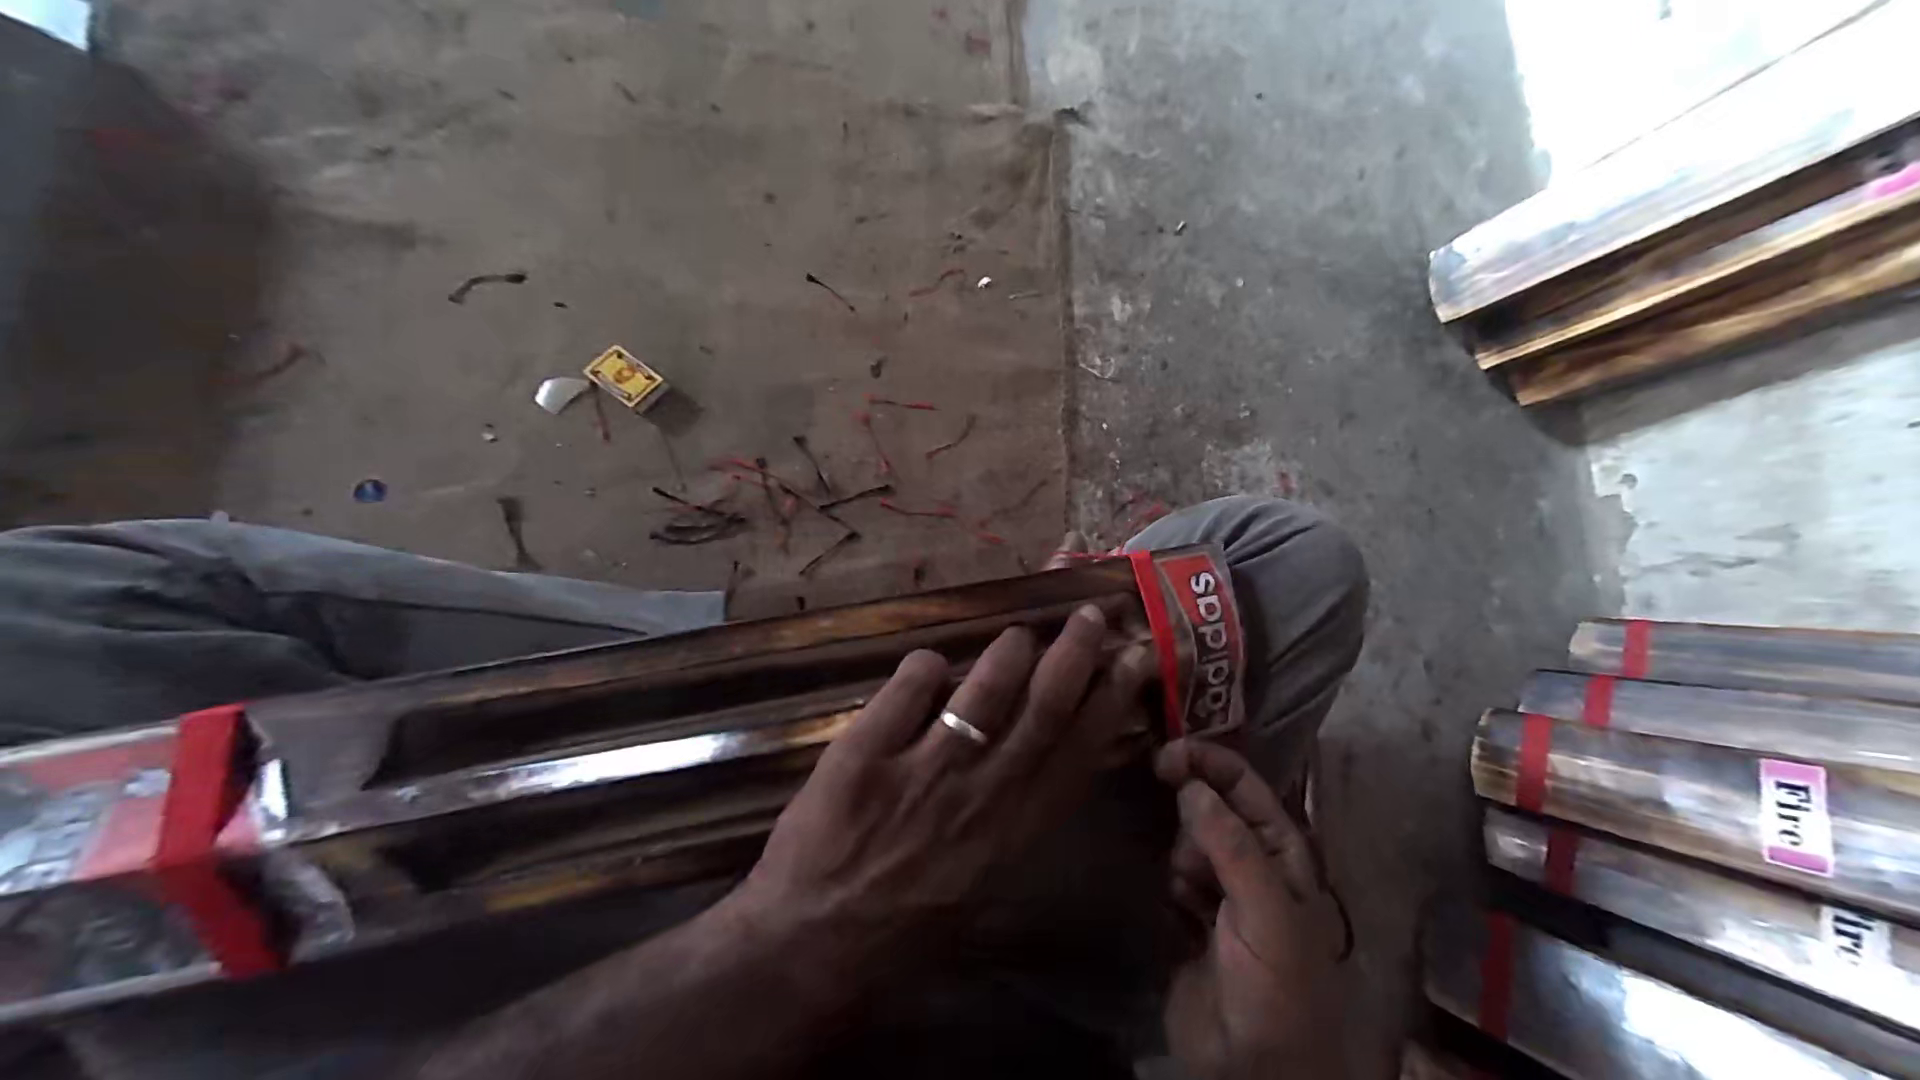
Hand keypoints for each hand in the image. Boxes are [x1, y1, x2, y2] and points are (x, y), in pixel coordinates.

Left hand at [723, 604, 1154, 985]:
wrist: (810, 944)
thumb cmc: (903, 922)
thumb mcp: (981, 882)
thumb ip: (1014, 819)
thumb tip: (1041, 755)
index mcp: (1014, 830)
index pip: (1078, 751)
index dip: (1110, 699)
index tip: (1131, 659)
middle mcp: (980, 795)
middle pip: (1043, 709)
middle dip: (1075, 654)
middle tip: (1091, 615)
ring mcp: (922, 772)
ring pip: (984, 691)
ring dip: (1009, 652)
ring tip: (1018, 634)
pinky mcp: (864, 755)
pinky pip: (908, 689)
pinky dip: (924, 667)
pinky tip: (928, 666)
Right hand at [1156, 739, 1349, 1079]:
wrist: (1254, 1068)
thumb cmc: (1277, 987)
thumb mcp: (1267, 912)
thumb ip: (1232, 845)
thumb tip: (1192, 785)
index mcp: (1285, 853)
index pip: (1245, 785)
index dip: (1209, 761)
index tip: (1166, 755)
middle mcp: (1254, 861)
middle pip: (1212, 805)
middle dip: (1189, 808)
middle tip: (1178, 834)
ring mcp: (1222, 888)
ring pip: (1188, 837)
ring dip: (1181, 852)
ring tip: (1187, 890)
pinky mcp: (1190, 913)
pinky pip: (1172, 872)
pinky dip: (1171, 880)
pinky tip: (1177, 908)